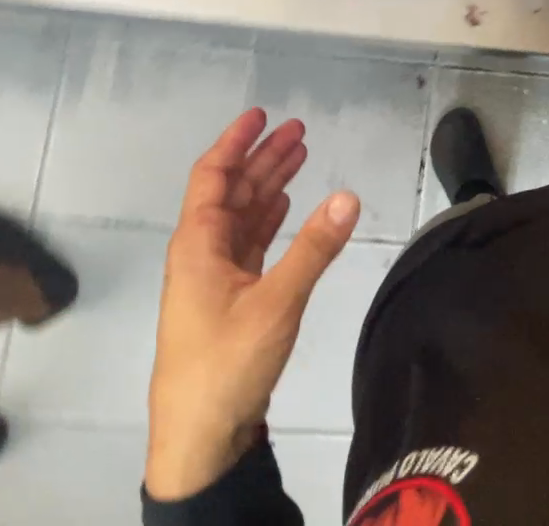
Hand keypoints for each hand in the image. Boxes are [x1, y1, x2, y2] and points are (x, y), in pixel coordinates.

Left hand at [145, 108, 360, 500]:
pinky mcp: (232, 297)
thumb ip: (315, 247)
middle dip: (262, 157)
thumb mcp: (276, 302)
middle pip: (232, 191)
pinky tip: (288, 205)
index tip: (262, 114)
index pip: (213, 177)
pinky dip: (270, 218)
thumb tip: (350, 195)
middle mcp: (203, 253)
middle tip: (299, 130)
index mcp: (198, 246)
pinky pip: (251, 242)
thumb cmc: (227, 363)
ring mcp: (216, 276)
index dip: (235, 143)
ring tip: (301, 155)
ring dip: (270, 184)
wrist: (200, 435)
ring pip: (243, 215)